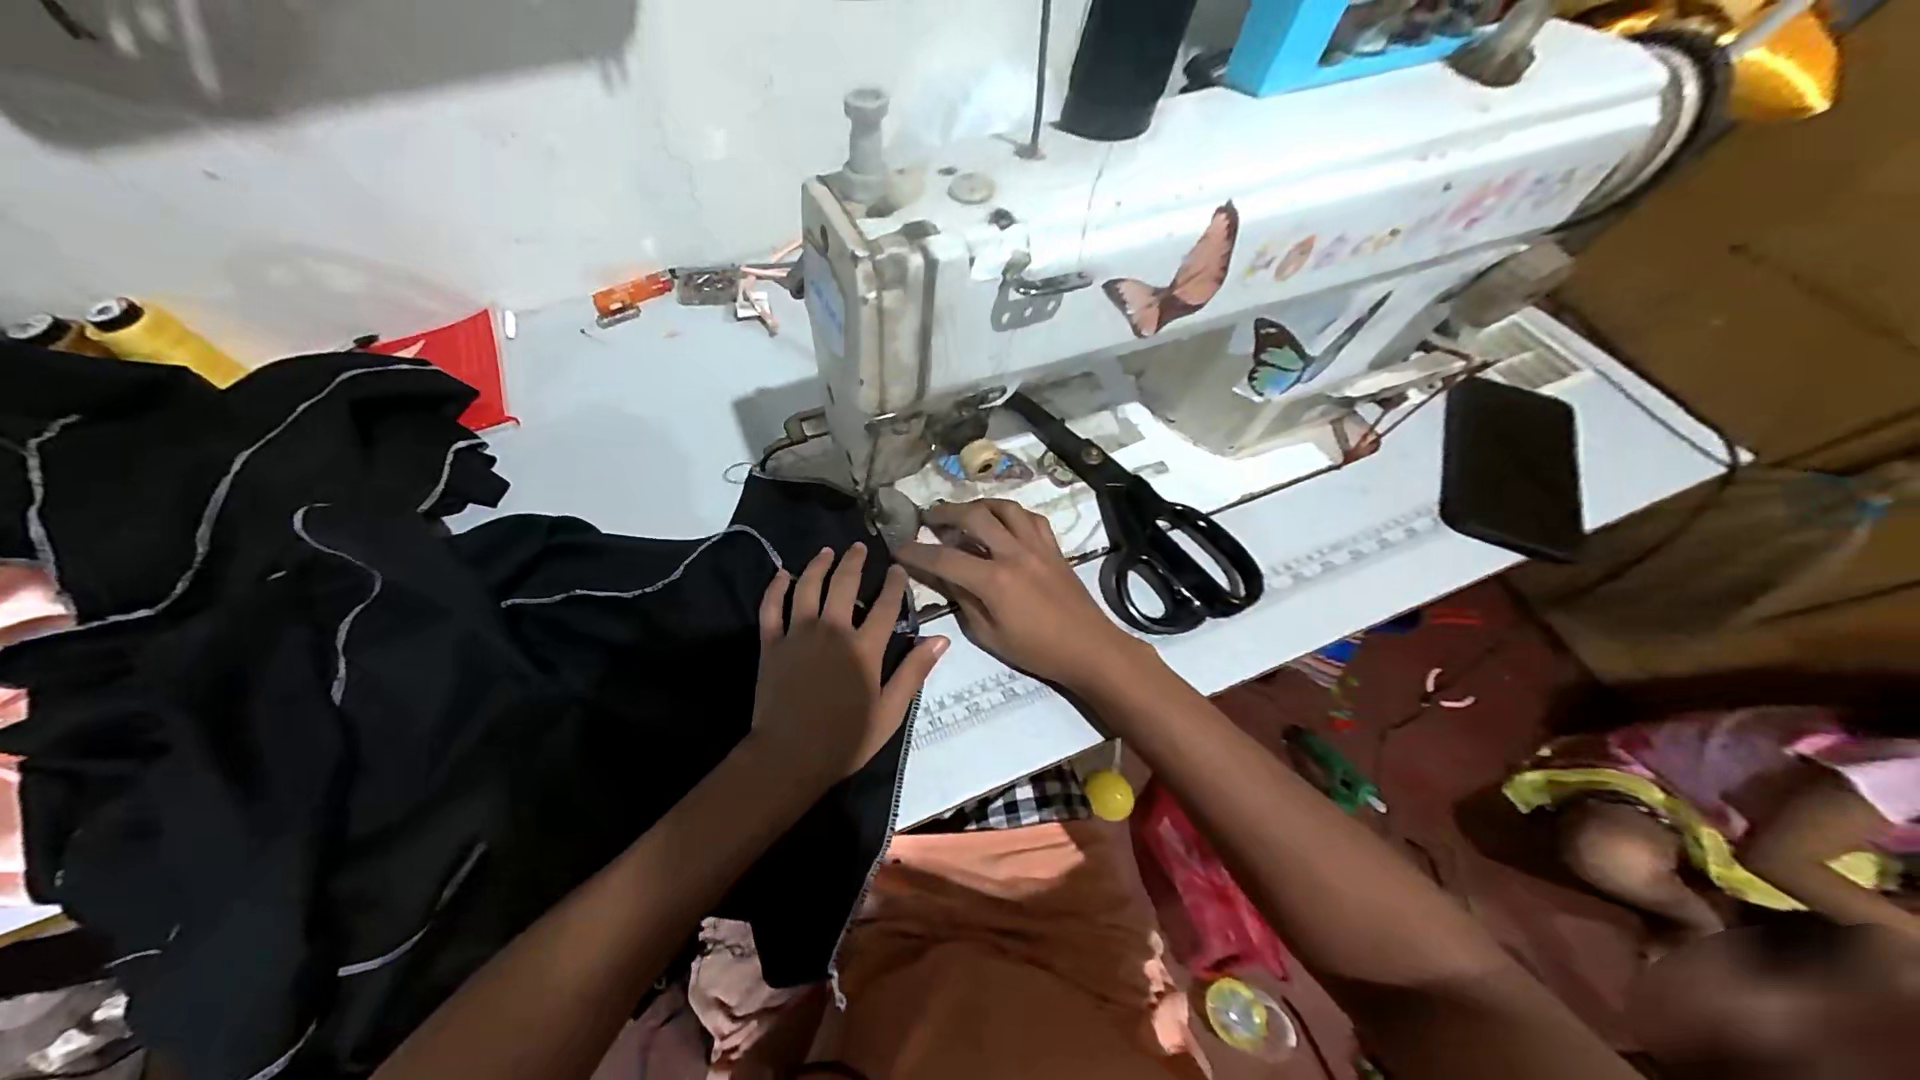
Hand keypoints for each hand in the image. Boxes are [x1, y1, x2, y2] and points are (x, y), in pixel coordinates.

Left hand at [749, 543, 946, 786]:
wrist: (789, 756)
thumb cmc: (846, 739)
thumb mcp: (891, 712)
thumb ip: (914, 672)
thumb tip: (941, 639)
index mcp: (864, 648)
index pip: (886, 606)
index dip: (895, 584)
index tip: (898, 569)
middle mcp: (832, 631)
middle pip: (845, 585)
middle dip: (854, 562)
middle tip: (860, 547)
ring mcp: (798, 634)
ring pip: (808, 587)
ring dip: (818, 566)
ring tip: (827, 552)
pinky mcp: (772, 644)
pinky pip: (772, 607)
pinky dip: (776, 588)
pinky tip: (783, 574)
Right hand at [894, 500, 1148, 689]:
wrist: (1089, 648)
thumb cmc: (1036, 651)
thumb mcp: (989, 635)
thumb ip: (963, 600)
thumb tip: (942, 576)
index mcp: (994, 581)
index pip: (944, 559)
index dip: (916, 552)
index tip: (899, 547)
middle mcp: (1014, 553)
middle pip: (973, 516)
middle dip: (945, 512)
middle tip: (929, 516)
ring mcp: (1037, 546)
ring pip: (1004, 507)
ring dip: (978, 504)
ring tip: (964, 511)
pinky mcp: (1054, 547)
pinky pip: (1030, 517)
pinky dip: (1011, 513)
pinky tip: (1003, 521)